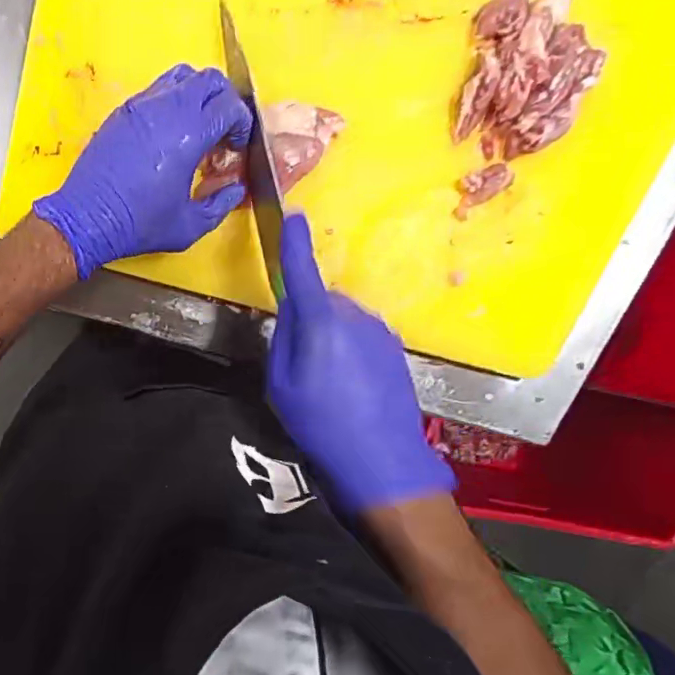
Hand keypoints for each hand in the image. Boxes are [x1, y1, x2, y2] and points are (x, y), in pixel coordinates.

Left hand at [33, 64, 252, 279]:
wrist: (86, 220)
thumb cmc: (137, 225)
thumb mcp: (188, 226)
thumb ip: (220, 206)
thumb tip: (235, 190)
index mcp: (188, 133)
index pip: (229, 106)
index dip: (240, 125)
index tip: (235, 148)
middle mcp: (166, 109)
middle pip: (209, 80)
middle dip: (223, 102)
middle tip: (220, 133)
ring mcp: (140, 106)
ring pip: (180, 77)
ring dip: (196, 96)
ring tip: (194, 129)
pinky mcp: (121, 113)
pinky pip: (155, 92)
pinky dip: (170, 104)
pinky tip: (166, 136)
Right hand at [268, 214, 455, 513]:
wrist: (382, 457)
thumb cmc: (319, 423)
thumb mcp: (280, 386)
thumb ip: (281, 340)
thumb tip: (290, 312)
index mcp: (322, 322)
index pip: (301, 274)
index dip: (293, 246)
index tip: (291, 218)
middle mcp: (355, 316)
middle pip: (319, 302)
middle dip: (304, 318)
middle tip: (293, 365)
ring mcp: (380, 331)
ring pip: (340, 320)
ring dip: (325, 338)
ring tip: (320, 384)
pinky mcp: (394, 348)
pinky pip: (358, 336)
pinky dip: (344, 351)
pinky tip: (344, 388)